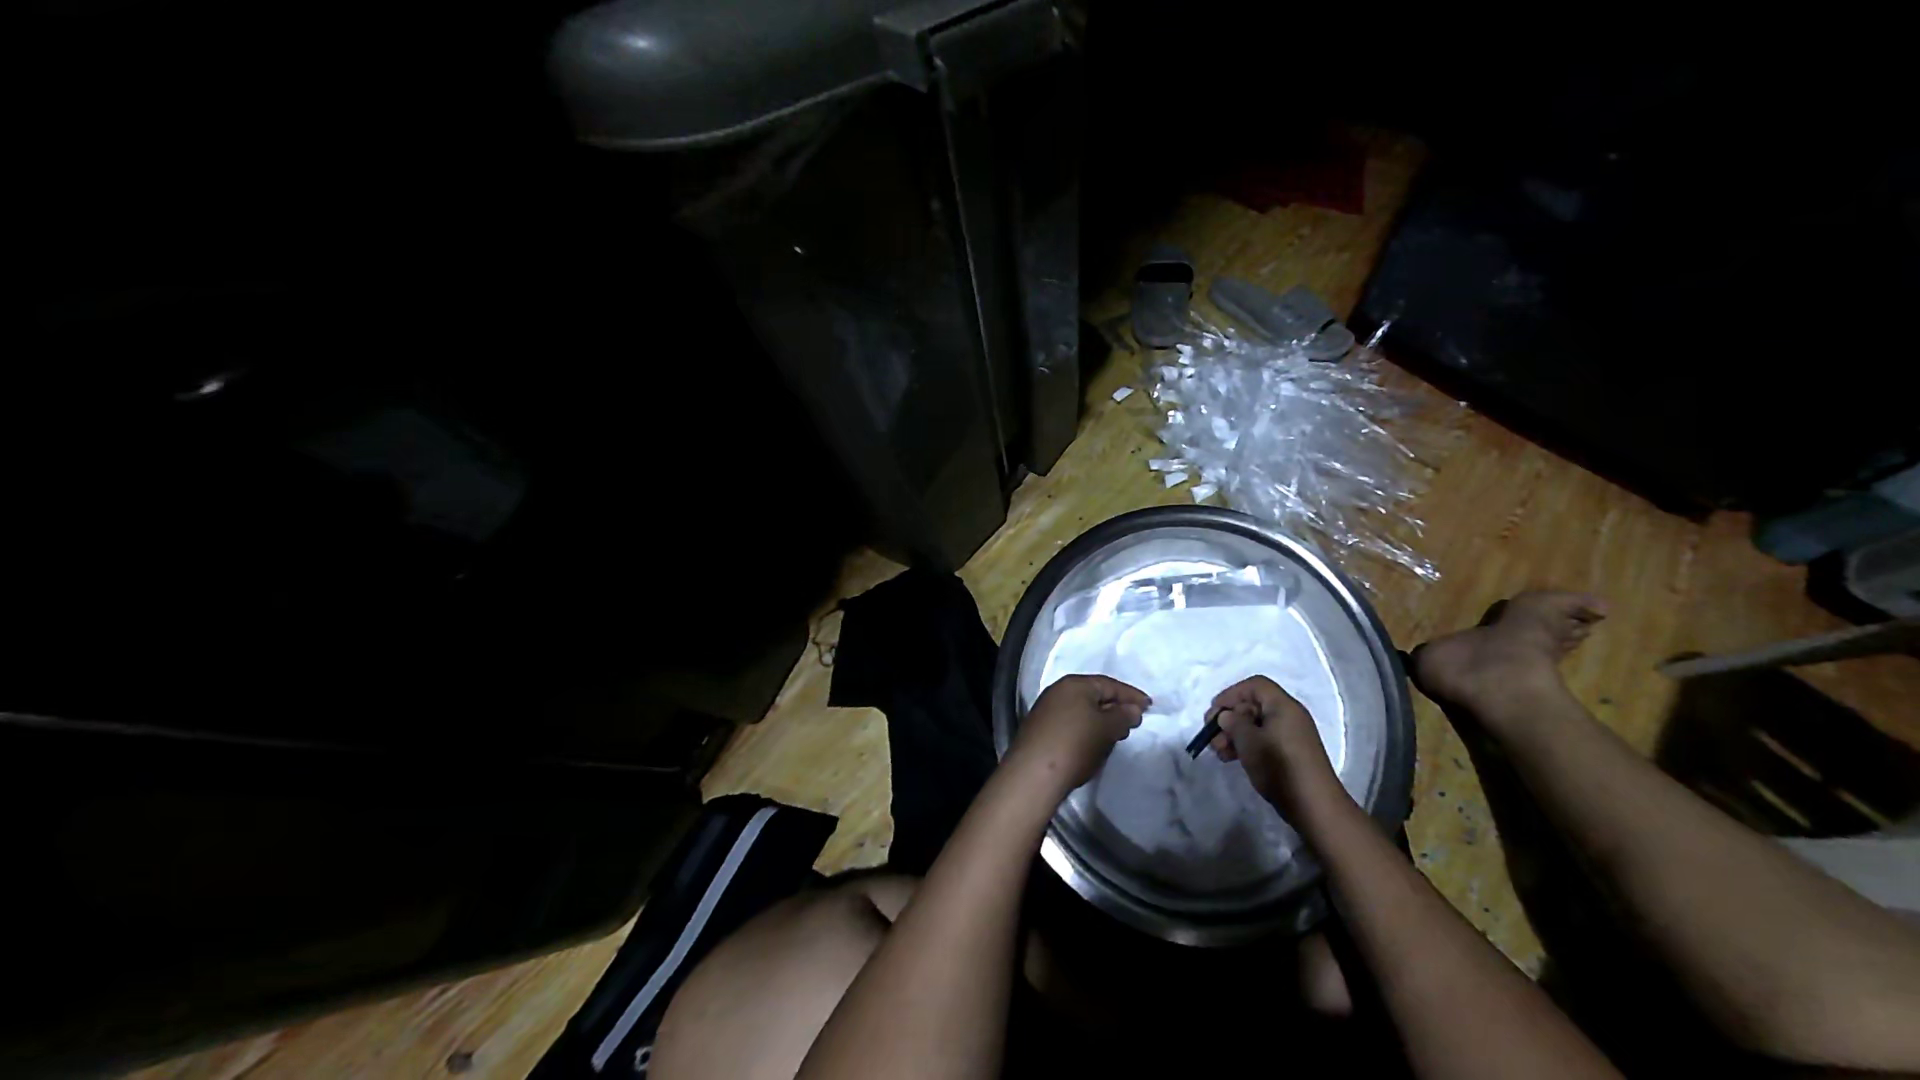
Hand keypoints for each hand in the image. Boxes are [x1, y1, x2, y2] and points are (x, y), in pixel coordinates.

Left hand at [1008, 675, 1150, 797]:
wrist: (1034, 773)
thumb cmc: (1075, 744)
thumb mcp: (1106, 729)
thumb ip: (1123, 716)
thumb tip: (1132, 709)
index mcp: (1074, 684)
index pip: (1110, 684)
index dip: (1131, 695)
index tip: (1149, 706)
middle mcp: (1058, 691)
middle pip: (1095, 695)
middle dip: (1117, 707)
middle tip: (1135, 721)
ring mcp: (1047, 710)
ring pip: (1083, 709)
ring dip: (1102, 719)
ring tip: (1118, 734)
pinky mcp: (1041, 729)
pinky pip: (1072, 721)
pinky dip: (1087, 728)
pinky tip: (1095, 742)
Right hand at [1208, 676, 1344, 819]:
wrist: (1313, 806)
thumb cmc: (1279, 766)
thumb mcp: (1248, 741)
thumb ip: (1233, 722)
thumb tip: (1227, 716)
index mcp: (1283, 706)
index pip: (1254, 685)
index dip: (1231, 694)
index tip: (1214, 713)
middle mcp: (1289, 716)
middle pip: (1253, 705)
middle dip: (1229, 718)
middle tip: (1213, 737)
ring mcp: (1290, 735)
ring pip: (1255, 724)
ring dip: (1234, 734)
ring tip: (1220, 752)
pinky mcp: (1289, 753)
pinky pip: (1263, 739)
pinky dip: (1246, 744)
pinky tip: (1232, 758)